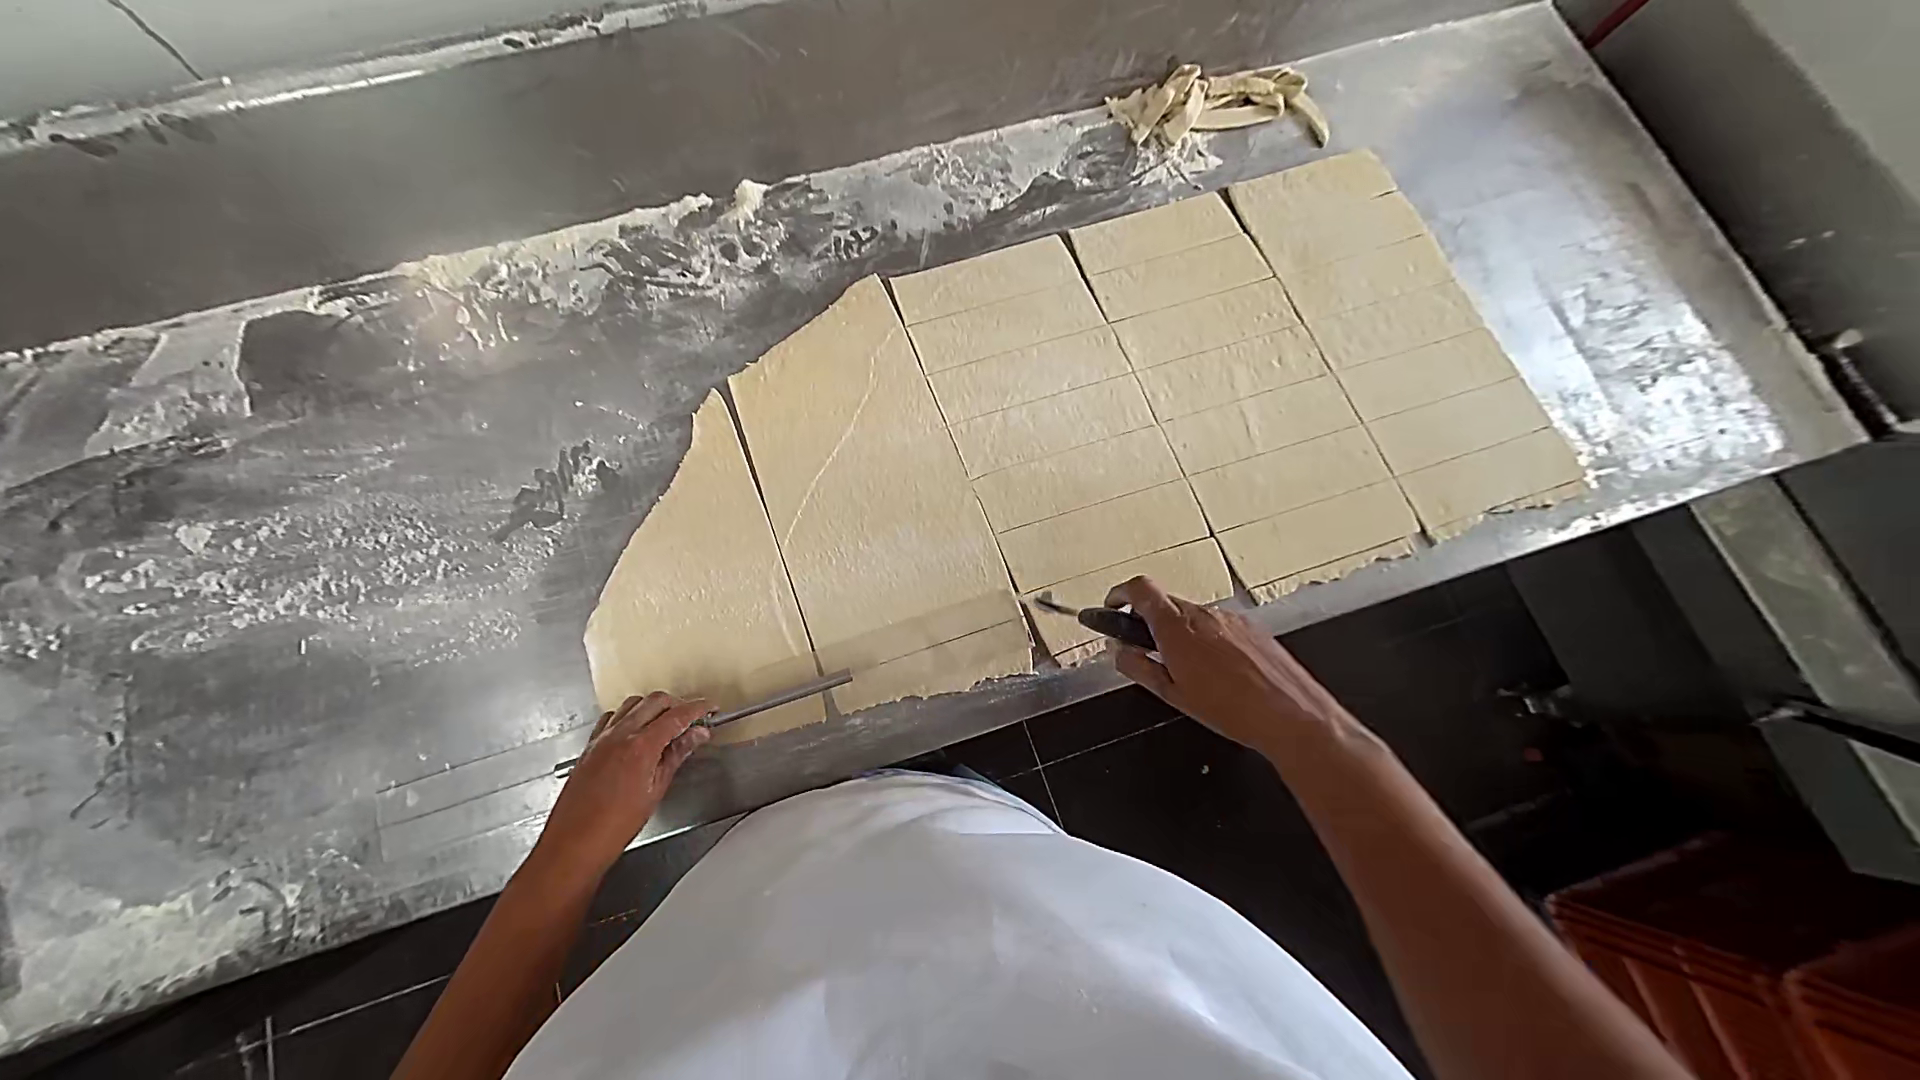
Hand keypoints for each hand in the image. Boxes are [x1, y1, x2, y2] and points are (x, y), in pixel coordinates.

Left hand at [531, 692, 709, 883]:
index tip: (710, 708)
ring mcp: (601, 739)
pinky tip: (636, 732)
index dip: (698, 708)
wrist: (574, 844)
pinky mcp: (590, 746)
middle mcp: (619, 736)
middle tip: (692, 719)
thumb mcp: (656, 789)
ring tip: (666, 725)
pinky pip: (612, 717)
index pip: (677, 715)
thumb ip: (677, 754)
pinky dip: (629, 716)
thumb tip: (697, 734)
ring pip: (633, 704)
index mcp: (640, 747)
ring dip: (653, 707)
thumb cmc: (614, 825)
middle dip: (678, 705)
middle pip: (655, 701)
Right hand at [1106, 576, 1364, 757]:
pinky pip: (1218, 625)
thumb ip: (1138, 667)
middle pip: (1165, 603)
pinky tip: (1216, 671)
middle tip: (1143, 647)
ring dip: (1180, 633)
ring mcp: (1230, 619)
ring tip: (1186, 670)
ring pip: (1192, 616)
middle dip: (1149, 621)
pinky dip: (1207, 640)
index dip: (1120, 593)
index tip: (1112, 606)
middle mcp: (1203, 614)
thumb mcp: (1172, 695)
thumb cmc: (1234, 710)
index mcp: (1177, 627)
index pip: (1140, 589)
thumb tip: (1119, 652)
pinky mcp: (1251, 628)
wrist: (1292, 716)